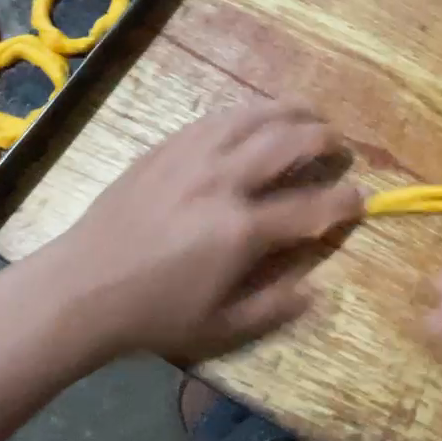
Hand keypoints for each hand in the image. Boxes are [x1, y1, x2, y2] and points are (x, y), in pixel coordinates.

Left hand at [23, 100, 363, 367]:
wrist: (80, 289)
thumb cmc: (153, 314)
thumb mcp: (220, 328)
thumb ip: (276, 307)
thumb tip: (318, 287)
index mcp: (240, 229)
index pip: (313, 205)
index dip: (346, 201)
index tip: (361, 199)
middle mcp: (223, 181)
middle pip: (291, 142)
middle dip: (326, 140)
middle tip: (340, 147)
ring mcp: (193, 155)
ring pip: (256, 116)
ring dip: (293, 112)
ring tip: (312, 116)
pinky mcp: (169, 145)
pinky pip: (220, 116)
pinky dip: (251, 113)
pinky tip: (259, 118)